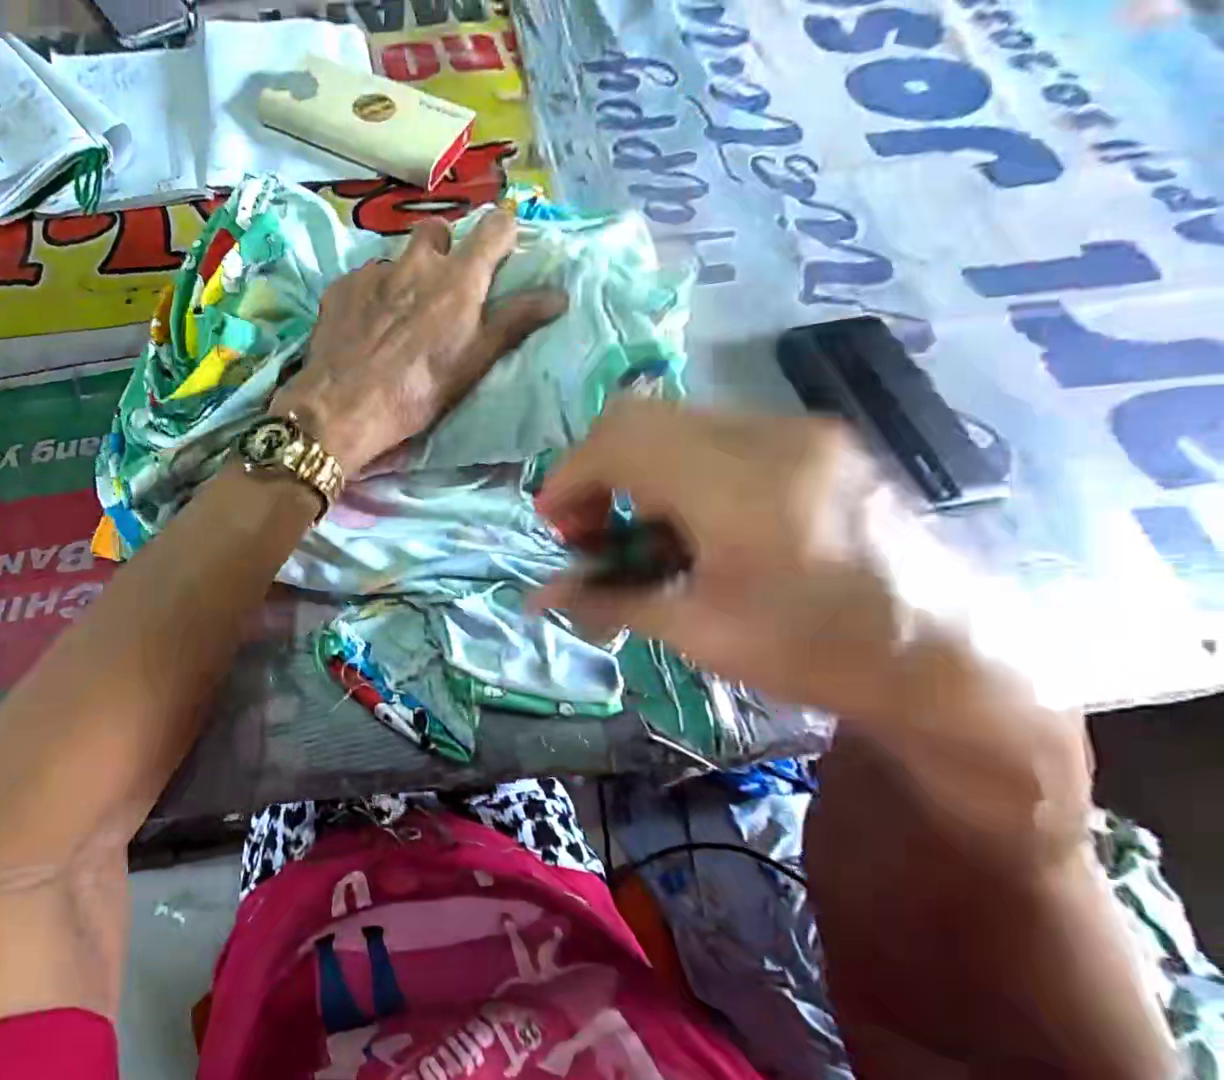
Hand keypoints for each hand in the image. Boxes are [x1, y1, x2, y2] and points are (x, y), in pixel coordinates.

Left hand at [270, 207, 567, 475]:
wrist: (340, 408)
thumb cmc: (415, 393)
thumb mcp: (472, 363)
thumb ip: (514, 322)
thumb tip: (559, 294)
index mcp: (458, 278)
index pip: (495, 227)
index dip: (502, 233)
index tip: (500, 250)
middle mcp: (416, 263)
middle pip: (437, 231)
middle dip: (443, 248)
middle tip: (440, 284)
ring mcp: (373, 272)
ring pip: (396, 256)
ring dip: (403, 273)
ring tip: (396, 311)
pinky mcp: (340, 287)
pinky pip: (362, 278)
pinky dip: (369, 293)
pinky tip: (362, 323)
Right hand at [531, 398, 989, 726]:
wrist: (956, 659)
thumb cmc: (819, 653)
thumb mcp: (699, 635)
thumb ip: (608, 601)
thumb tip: (536, 596)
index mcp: (740, 487)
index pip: (620, 439)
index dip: (568, 477)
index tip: (557, 528)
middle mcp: (770, 437)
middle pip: (638, 416)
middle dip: (594, 469)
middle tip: (590, 528)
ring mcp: (800, 431)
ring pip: (674, 420)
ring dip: (633, 467)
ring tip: (638, 530)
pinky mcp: (816, 441)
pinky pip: (714, 432)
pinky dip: (674, 467)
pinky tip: (689, 522)